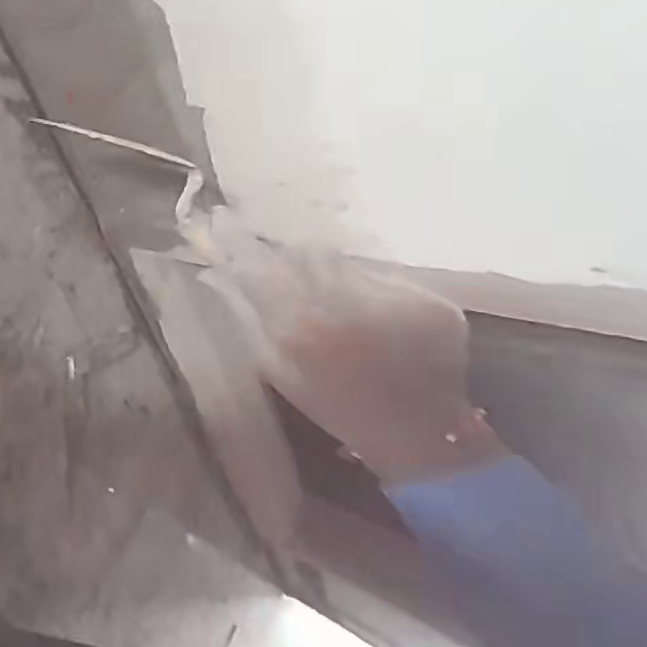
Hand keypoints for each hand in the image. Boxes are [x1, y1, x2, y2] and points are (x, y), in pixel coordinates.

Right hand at [191, 208, 505, 482]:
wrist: (419, 430)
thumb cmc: (332, 404)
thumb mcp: (275, 367)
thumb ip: (246, 316)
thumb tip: (215, 274)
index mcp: (300, 328)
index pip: (259, 266)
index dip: (236, 240)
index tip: (218, 216)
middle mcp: (348, 306)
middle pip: (304, 255)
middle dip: (285, 255)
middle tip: (272, 257)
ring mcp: (395, 300)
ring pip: (344, 263)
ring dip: (325, 271)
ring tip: (327, 297)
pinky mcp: (431, 300)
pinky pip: (381, 277)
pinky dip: (365, 287)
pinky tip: (366, 314)